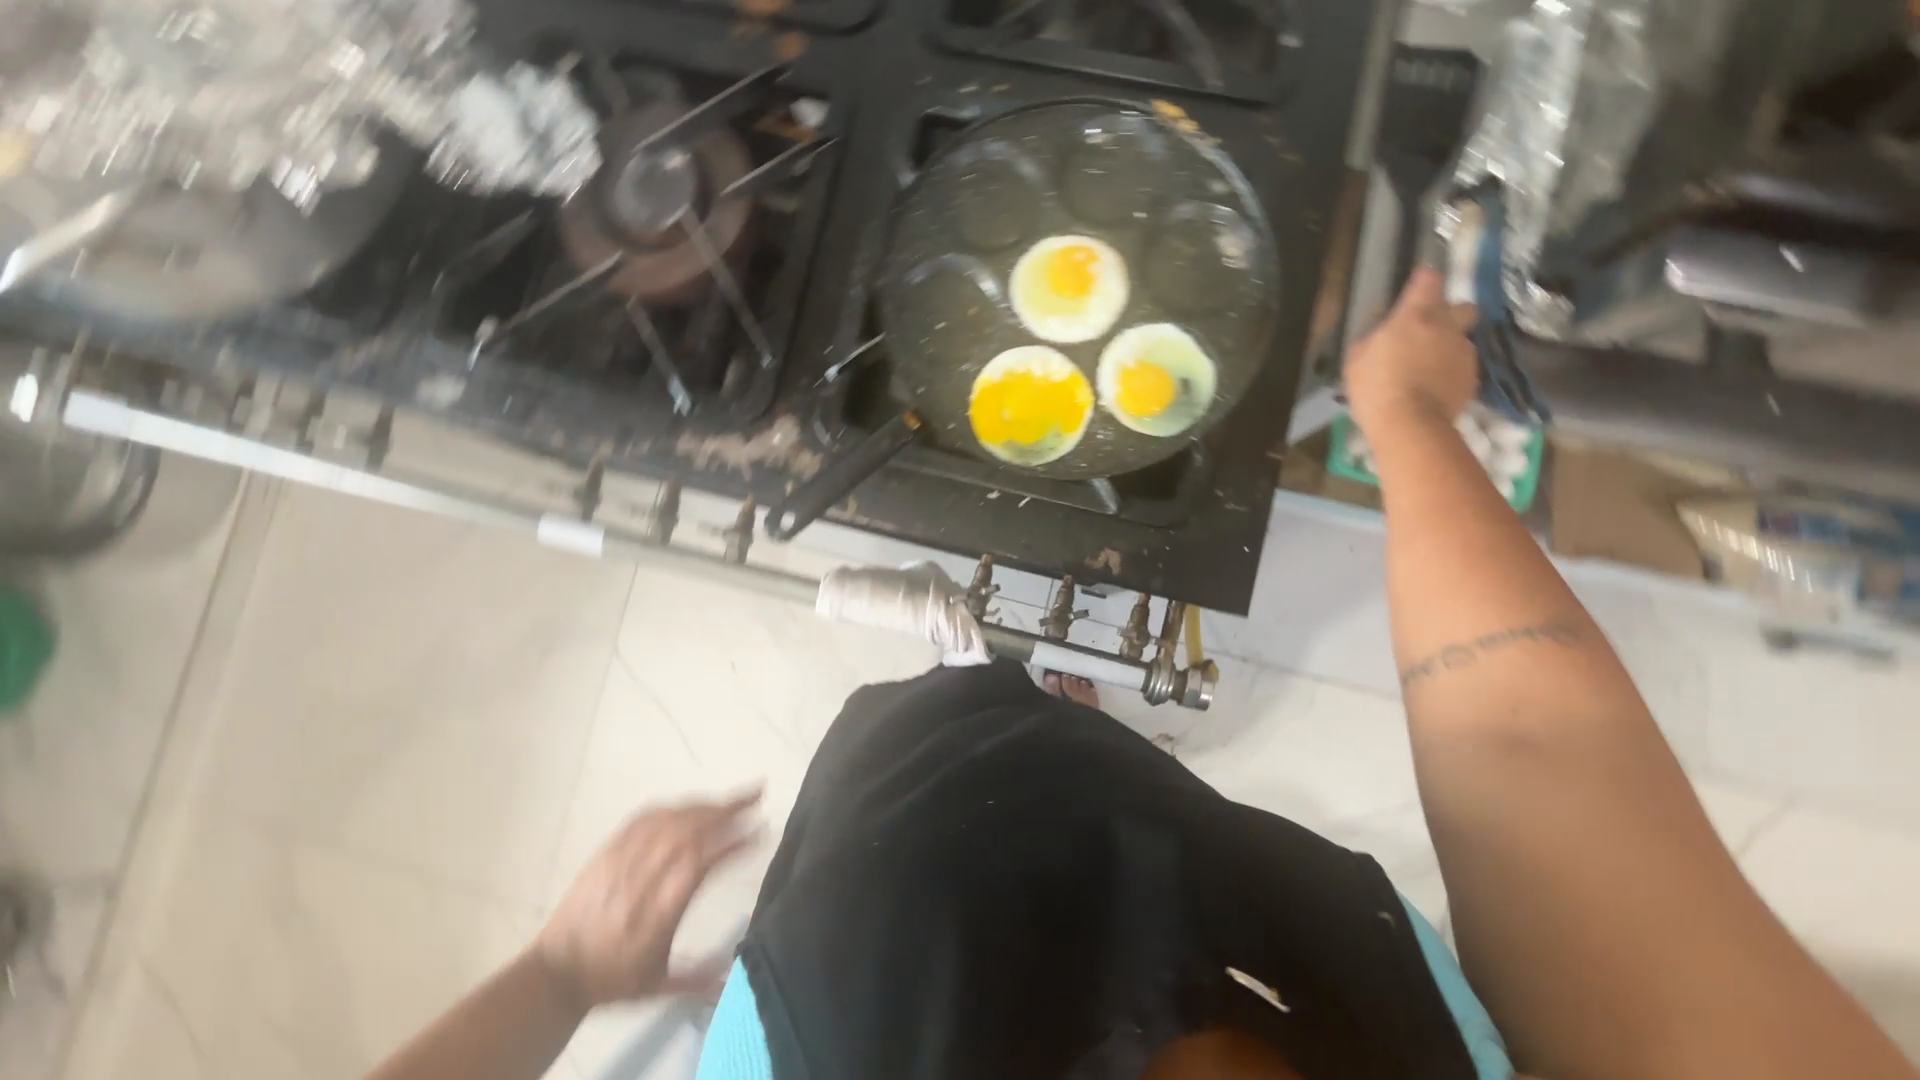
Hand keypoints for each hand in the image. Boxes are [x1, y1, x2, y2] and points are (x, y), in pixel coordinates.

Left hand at [534, 792, 761, 1009]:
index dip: (731, 844)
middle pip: (686, 831)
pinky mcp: (606, 852)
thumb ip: (699, 977)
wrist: (555, 973)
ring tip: (730, 800)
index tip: (759, 832)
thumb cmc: (612, 980)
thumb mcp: (658, 986)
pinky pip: (642, 818)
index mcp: (657, 913)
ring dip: (703, 805)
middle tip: (755, 798)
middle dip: (725, 810)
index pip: (699, 865)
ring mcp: (620, 862)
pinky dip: (673, 807)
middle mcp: (640, 881)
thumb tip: (733, 974)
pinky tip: (690, 806)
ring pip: (667, 820)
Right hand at [1343, 267, 1479, 432]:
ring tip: (1427, 370)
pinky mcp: (1472, 377)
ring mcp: (1464, 352)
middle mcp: (1446, 327)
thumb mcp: (1357, 360)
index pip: (1429, 280)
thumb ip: (1375, 339)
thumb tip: (1383, 336)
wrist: (1409, 424)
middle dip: (1449, 314)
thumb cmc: (1375, 387)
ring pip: (1462, 340)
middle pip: (1462, 306)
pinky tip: (1433, 389)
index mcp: (1416, 316)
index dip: (1423, 281)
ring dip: (1447, 348)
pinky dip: (1450, 373)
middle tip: (1429, 332)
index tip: (1417, 287)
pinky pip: (1462, 366)